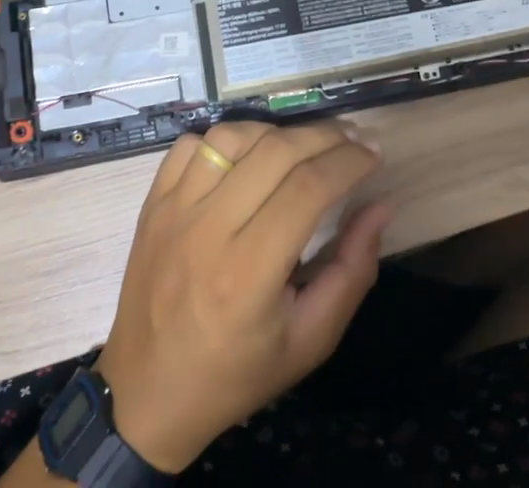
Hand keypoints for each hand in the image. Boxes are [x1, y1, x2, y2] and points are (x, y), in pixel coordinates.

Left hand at [93, 121, 390, 472]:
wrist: (148, 395)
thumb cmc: (236, 374)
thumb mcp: (311, 340)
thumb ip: (352, 270)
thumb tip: (381, 206)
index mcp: (249, 272)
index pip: (309, 187)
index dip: (349, 162)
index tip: (375, 155)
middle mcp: (206, 231)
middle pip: (275, 152)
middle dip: (325, 137)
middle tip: (353, 141)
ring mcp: (172, 213)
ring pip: (231, 138)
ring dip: (277, 133)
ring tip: (305, 147)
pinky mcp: (152, 206)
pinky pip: (191, 147)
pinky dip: (226, 140)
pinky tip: (249, 157)